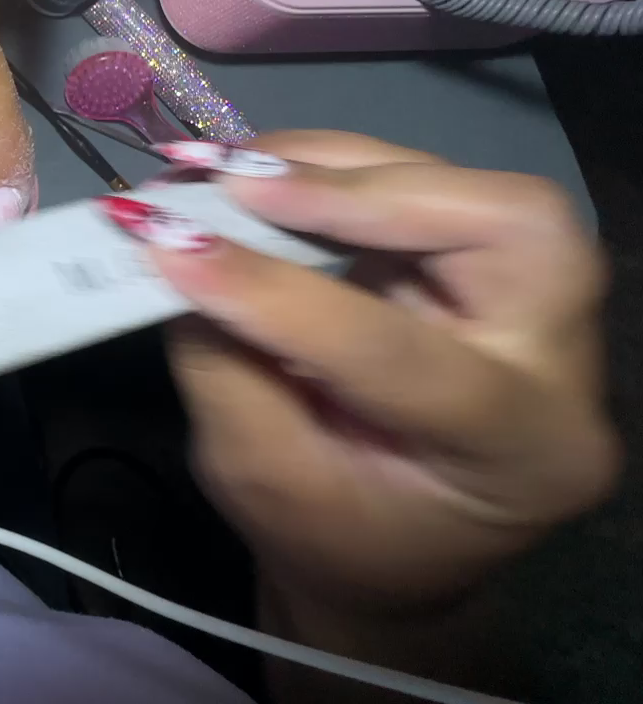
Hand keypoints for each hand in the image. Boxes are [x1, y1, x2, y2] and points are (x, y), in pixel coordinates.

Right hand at [128, 133, 619, 613]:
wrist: (379, 545)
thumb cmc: (318, 527)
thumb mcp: (251, 468)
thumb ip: (217, 360)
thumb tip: (172, 254)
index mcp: (510, 452)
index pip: (393, 351)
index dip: (269, 291)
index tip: (162, 243)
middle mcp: (550, 365)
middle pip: (513, 230)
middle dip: (361, 192)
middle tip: (237, 185)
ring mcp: (518, 307)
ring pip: (465, 190)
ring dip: (328, 165)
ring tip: (217, 169)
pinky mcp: (461, 271)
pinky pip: (411, 187)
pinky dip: (317, 165)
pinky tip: (244, 171)